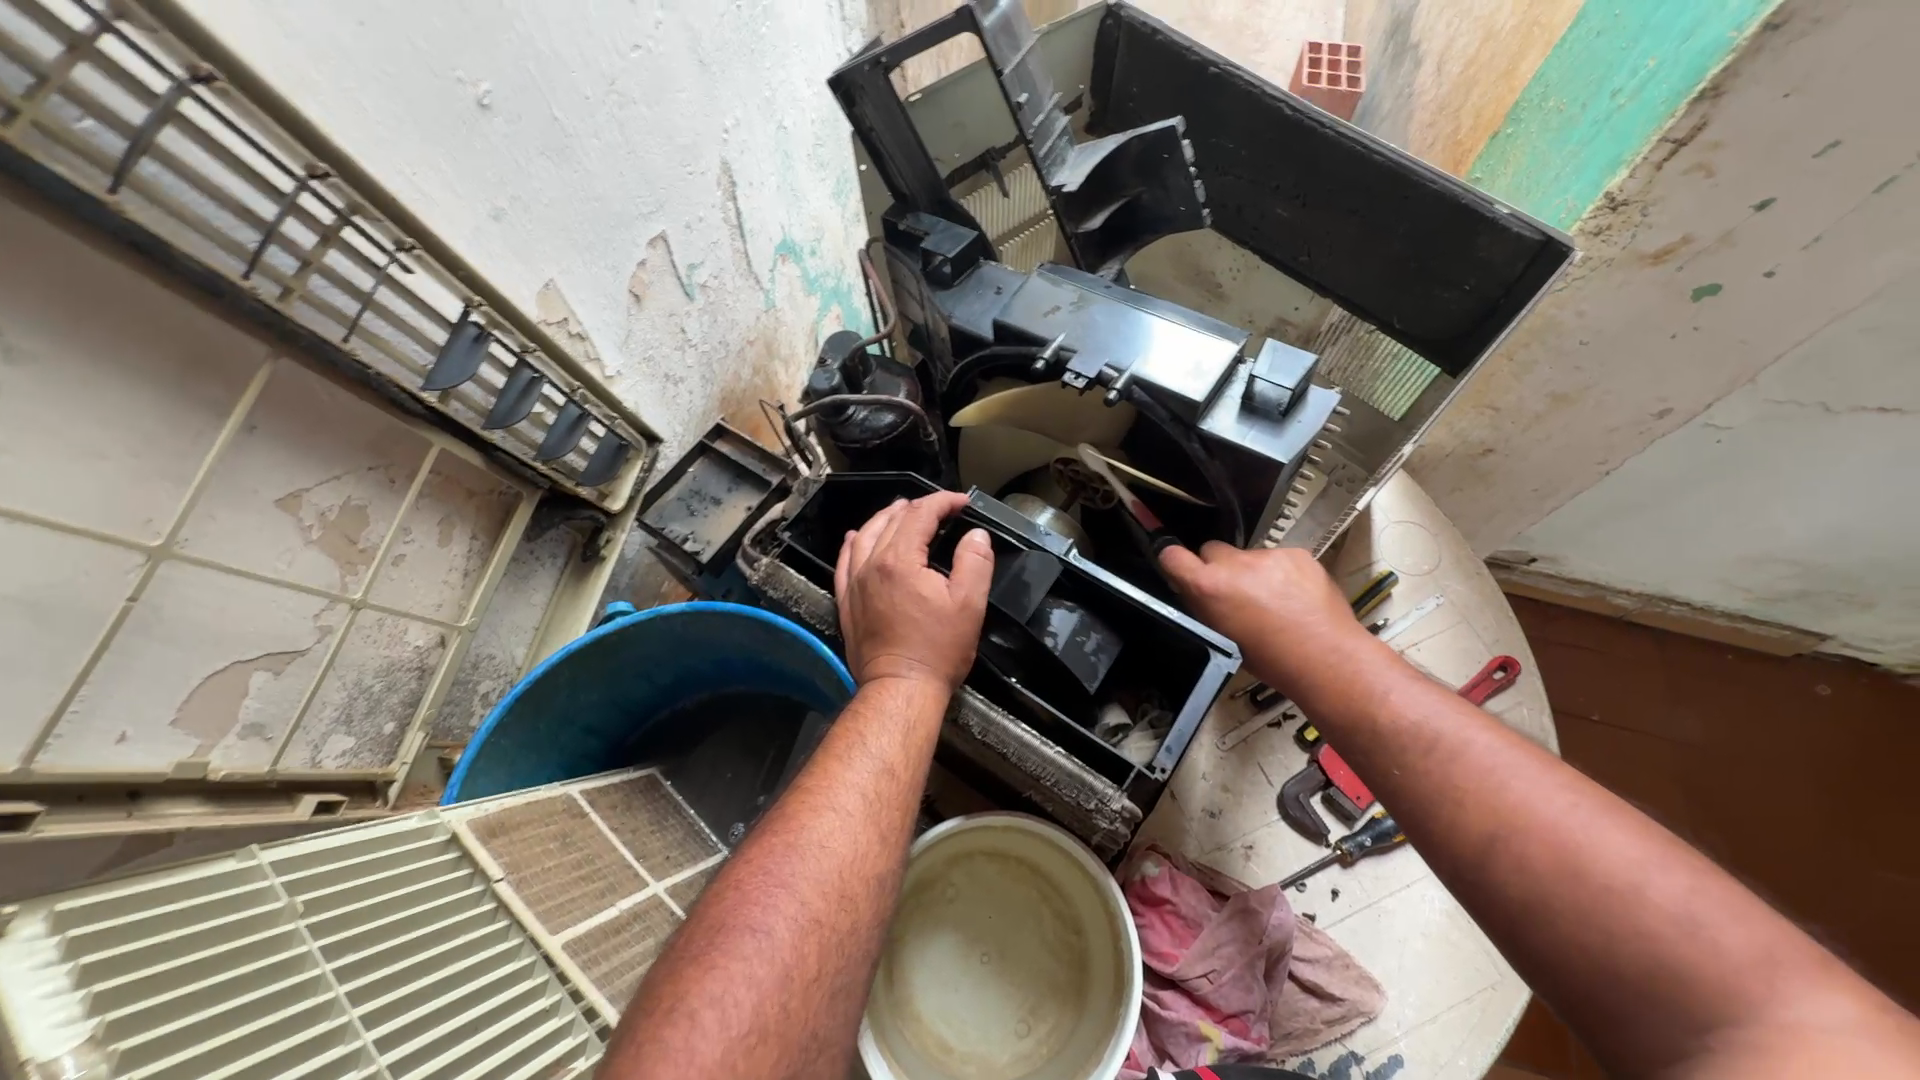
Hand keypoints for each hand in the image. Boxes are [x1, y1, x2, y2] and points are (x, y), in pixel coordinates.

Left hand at [835, 492, 994, 691]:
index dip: (943, 502)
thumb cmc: (938, 650)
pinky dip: (853, 543)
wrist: (901, 689)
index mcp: (901, 560)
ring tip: (899, 510)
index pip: (920, 515)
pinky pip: (844, 562)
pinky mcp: (847, 603)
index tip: (962, 502)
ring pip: (864, 536)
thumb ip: (975, 561)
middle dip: (917, 507)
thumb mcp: (969, 604)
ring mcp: (855, 584)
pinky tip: (856, 537)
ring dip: (884, 518)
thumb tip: (975, 534)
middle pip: (890, 521)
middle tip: (939, 508)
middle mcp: (871, 565)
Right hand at [1158, 542, 1369, 687]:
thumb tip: (1193, 590)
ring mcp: (1268, 555)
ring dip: (1253, 571)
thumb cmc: (1270, 659)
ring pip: (1248, 555)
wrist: (1326, 658)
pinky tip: (1296, 596)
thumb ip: (1204, 606)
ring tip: (1274, 600)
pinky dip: (1282, 572)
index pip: (1172, 556)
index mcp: (1209, 586)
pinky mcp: (1297, 553)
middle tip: (1234, 592)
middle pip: (1212, 550)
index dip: (1175, 563)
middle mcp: (1235, 563)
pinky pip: (1278, 557)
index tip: (1182, 570)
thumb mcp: (1221, 636)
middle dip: (1218, 567)